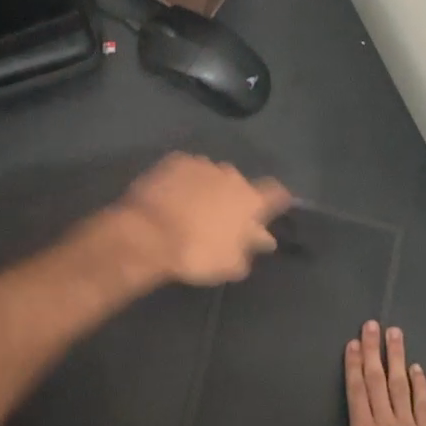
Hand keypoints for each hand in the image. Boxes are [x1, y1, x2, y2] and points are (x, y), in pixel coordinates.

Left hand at [118, 153, 290, 284]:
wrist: (148, 236)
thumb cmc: (196, 254)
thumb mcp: (231, 265)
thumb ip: (250, 249)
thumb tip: (263, 241)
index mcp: (251, 201)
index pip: (277, 193)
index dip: (277, 200)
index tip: (273, 208)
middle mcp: (232, 176)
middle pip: (240, 184)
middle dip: (233, 197)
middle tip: (220, 216)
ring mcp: (202, 165)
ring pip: (212, 174)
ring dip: (207, 187)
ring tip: (191, 206)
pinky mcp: (175, 160)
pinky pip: (186, 168)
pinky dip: (184, 180)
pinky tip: (172, 195)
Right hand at [293, 321, 425, 425]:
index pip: (357, 394)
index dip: (354, 367)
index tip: (353, 344)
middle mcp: (386, 423)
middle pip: (377, 381)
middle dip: (373, 352)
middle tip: (372, 325)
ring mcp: (409, 425)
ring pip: (400, 386)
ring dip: (397, 358)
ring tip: (395, 333)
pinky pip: (422, 403)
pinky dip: (420, 384)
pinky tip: (417, 367)